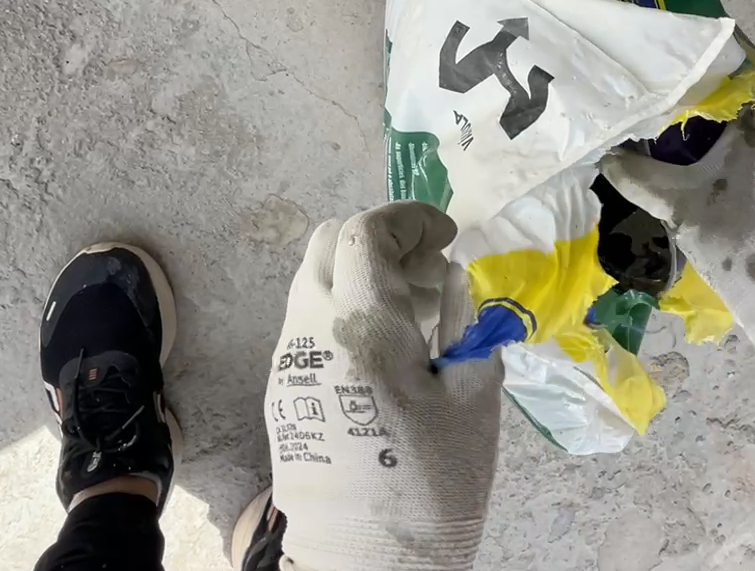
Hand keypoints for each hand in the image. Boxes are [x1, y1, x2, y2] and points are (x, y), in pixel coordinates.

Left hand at [264, 202, 502, 570]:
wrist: (366, 568)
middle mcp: (311, 331)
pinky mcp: (282, 387)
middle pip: (330, 240)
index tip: (446, 235)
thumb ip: (465, 322)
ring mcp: (289, 359)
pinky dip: (346, 304)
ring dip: (364, 271)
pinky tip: (387, 346)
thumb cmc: (431, 486)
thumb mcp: (472, 397)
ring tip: (415, 310)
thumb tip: (452, 279)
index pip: (367, 232)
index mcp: (361, 329)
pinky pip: (309, 316)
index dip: (410, 219)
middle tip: (428, 269)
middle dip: (383, 238)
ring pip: (316, 276)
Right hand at [602, 111, 754, 431]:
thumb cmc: (732, 231)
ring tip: (681, 166)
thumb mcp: (674, 202)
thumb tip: (605, 158)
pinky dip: (732, 176)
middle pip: (732, 125)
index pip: (721, 97)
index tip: (663, 114)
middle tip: (664, 141)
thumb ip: (637, 176)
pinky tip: (709, 194)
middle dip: (700, 132)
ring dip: (717, 157)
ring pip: (745, 151)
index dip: (690, 102)